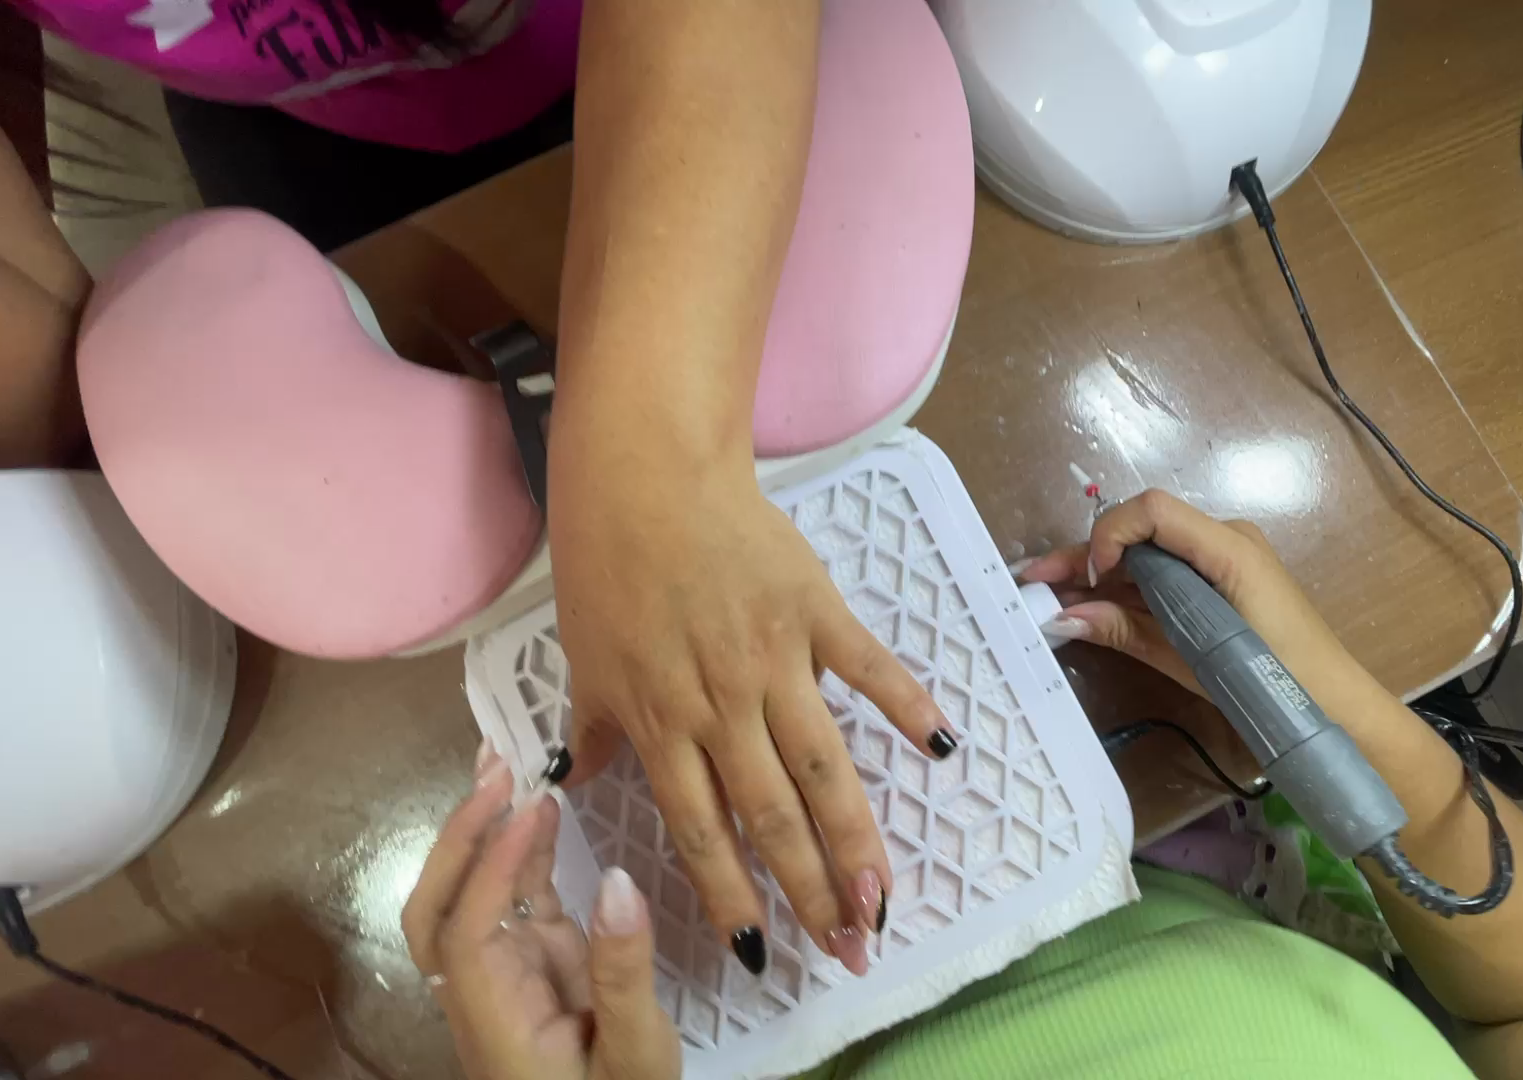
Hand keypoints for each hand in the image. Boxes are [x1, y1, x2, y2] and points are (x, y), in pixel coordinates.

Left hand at [403, 747, 681, 1079]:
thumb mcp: (634, 1052)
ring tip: (509, 768)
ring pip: (469, 896)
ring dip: (482, 832)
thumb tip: (619, 880)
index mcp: (494, 1019)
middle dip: (458, 837)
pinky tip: (542, 810)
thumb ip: (622, 971)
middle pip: (434, 912)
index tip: (534, 805)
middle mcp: (484, 989)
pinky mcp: (535, 961)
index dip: (493, 865)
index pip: (467, 931)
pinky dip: (523, 849)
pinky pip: (517, 897)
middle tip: (496, 769)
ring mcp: (507, 972)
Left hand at [549, 463, 952, 976]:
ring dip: (855, 832)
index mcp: (663, 721)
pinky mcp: (815, 613)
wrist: (650, 480)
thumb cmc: (608, 567)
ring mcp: (776, 659)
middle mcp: (722, 707)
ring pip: (821, 762)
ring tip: (884, 889)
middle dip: (810, 886)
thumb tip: (579, 781)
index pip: (702, 830)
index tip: (764, 951)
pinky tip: (943, 746)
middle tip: (850, 942)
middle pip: (774, 812)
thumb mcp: (585, 657)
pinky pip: (867, 665)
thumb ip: (593, 727)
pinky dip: (906, 703)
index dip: (733, 895)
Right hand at [1016, 490, 1362, 701]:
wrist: (1331, 706)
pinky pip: (1159, 574)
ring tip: (1049, 598)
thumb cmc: (1271, 681)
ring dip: (1096, 576)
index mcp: (1226, 548)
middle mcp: (1220, 539)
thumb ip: (1125, 630)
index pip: (1151, 510)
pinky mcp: (1211, 580)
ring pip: (1142, 553)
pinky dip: (1122, 590)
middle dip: (1084, 557)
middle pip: (1138, 531)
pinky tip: (1087, 606)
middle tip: (1035, 583)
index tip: (1092, 579)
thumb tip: (1062, 618)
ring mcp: (1216, 558)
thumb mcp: (1190, 658)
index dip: (1109, 534)